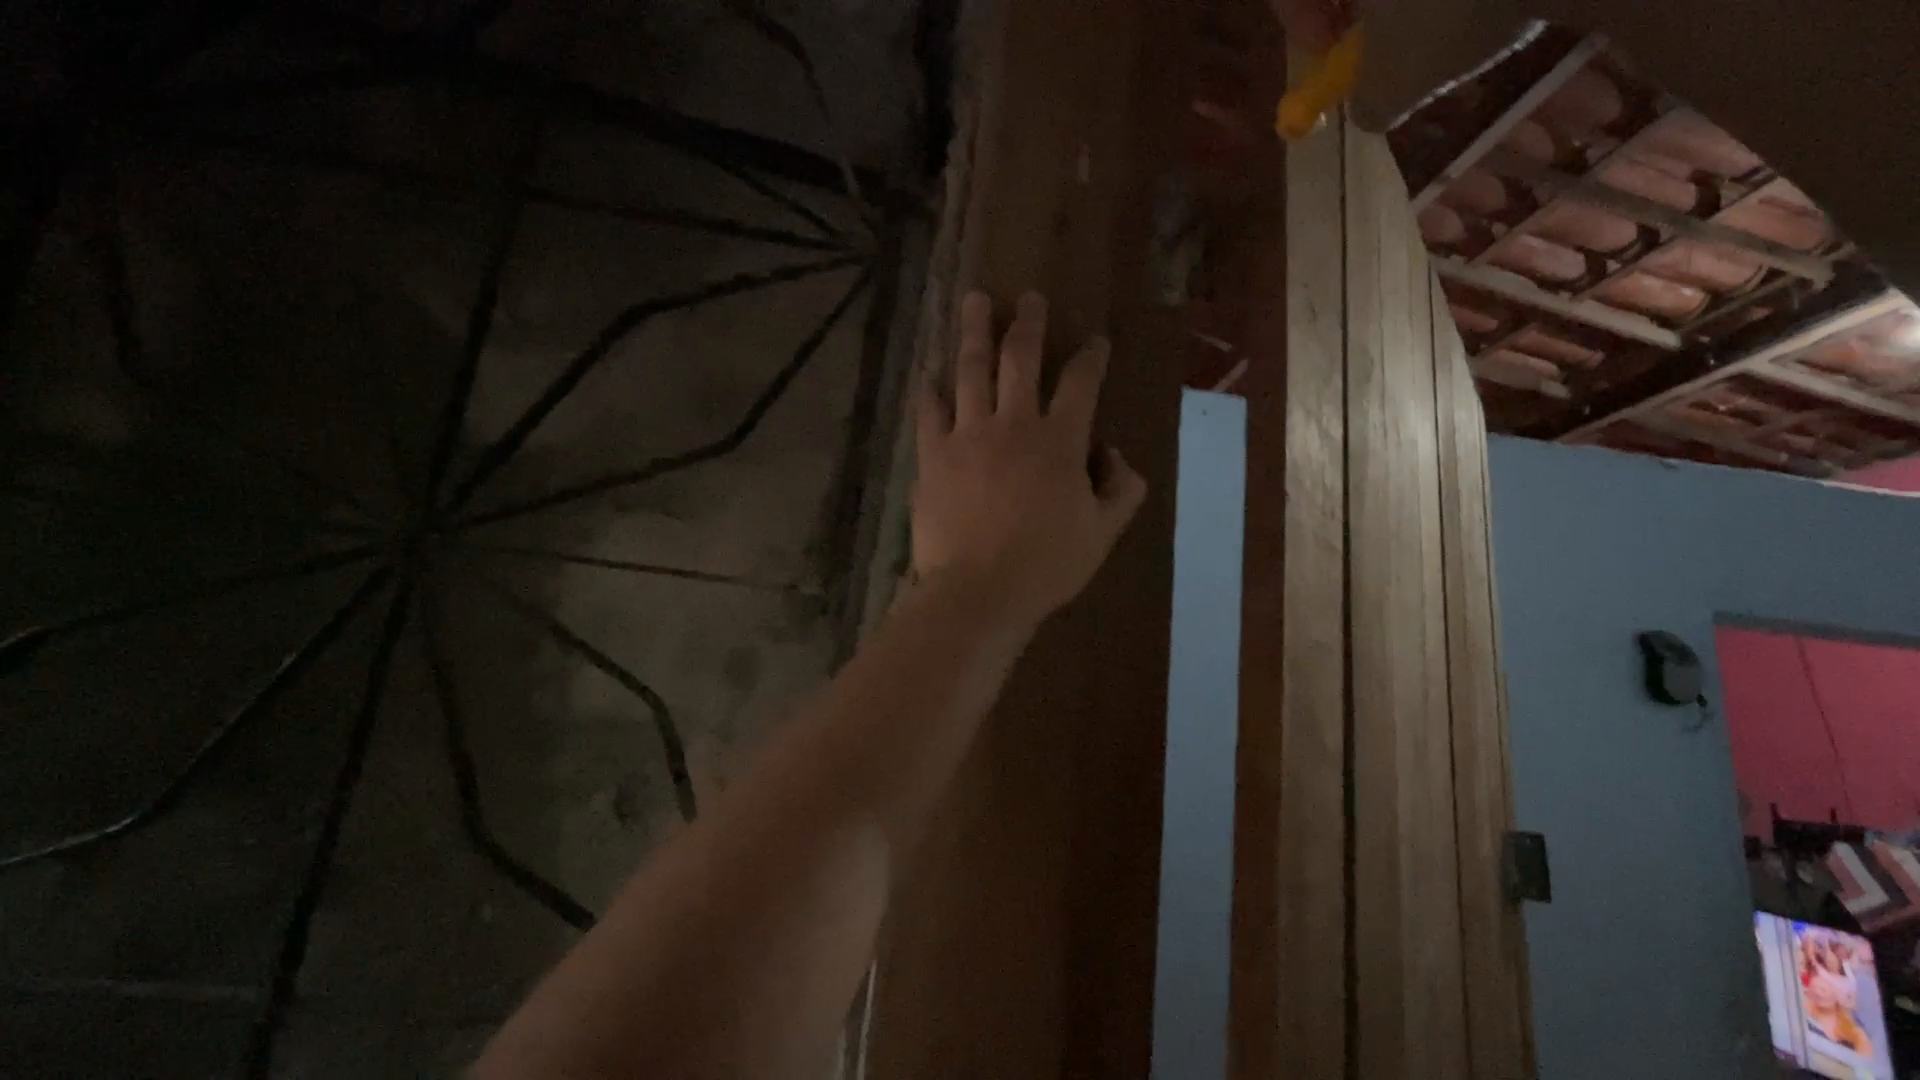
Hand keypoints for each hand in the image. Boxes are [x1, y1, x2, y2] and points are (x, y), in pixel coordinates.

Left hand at [910, 291, 1146, 626]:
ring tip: (974, 301)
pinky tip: (928, 372)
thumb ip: (1121, 489)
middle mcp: (1013, 424)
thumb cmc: (1047, 565)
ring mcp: (967, 436)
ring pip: (971, 370)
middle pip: (1021, 360)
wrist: (979, 591)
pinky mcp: (932, 456)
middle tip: (1028, 297)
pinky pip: (929, 411)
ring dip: (975, 331)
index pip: (1081, 384)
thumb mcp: (1103, 532)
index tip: (1096, 340)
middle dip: (1028, 323)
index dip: (1091, 357)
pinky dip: (929, 389)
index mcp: (1060, 440)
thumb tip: (1113, 455)